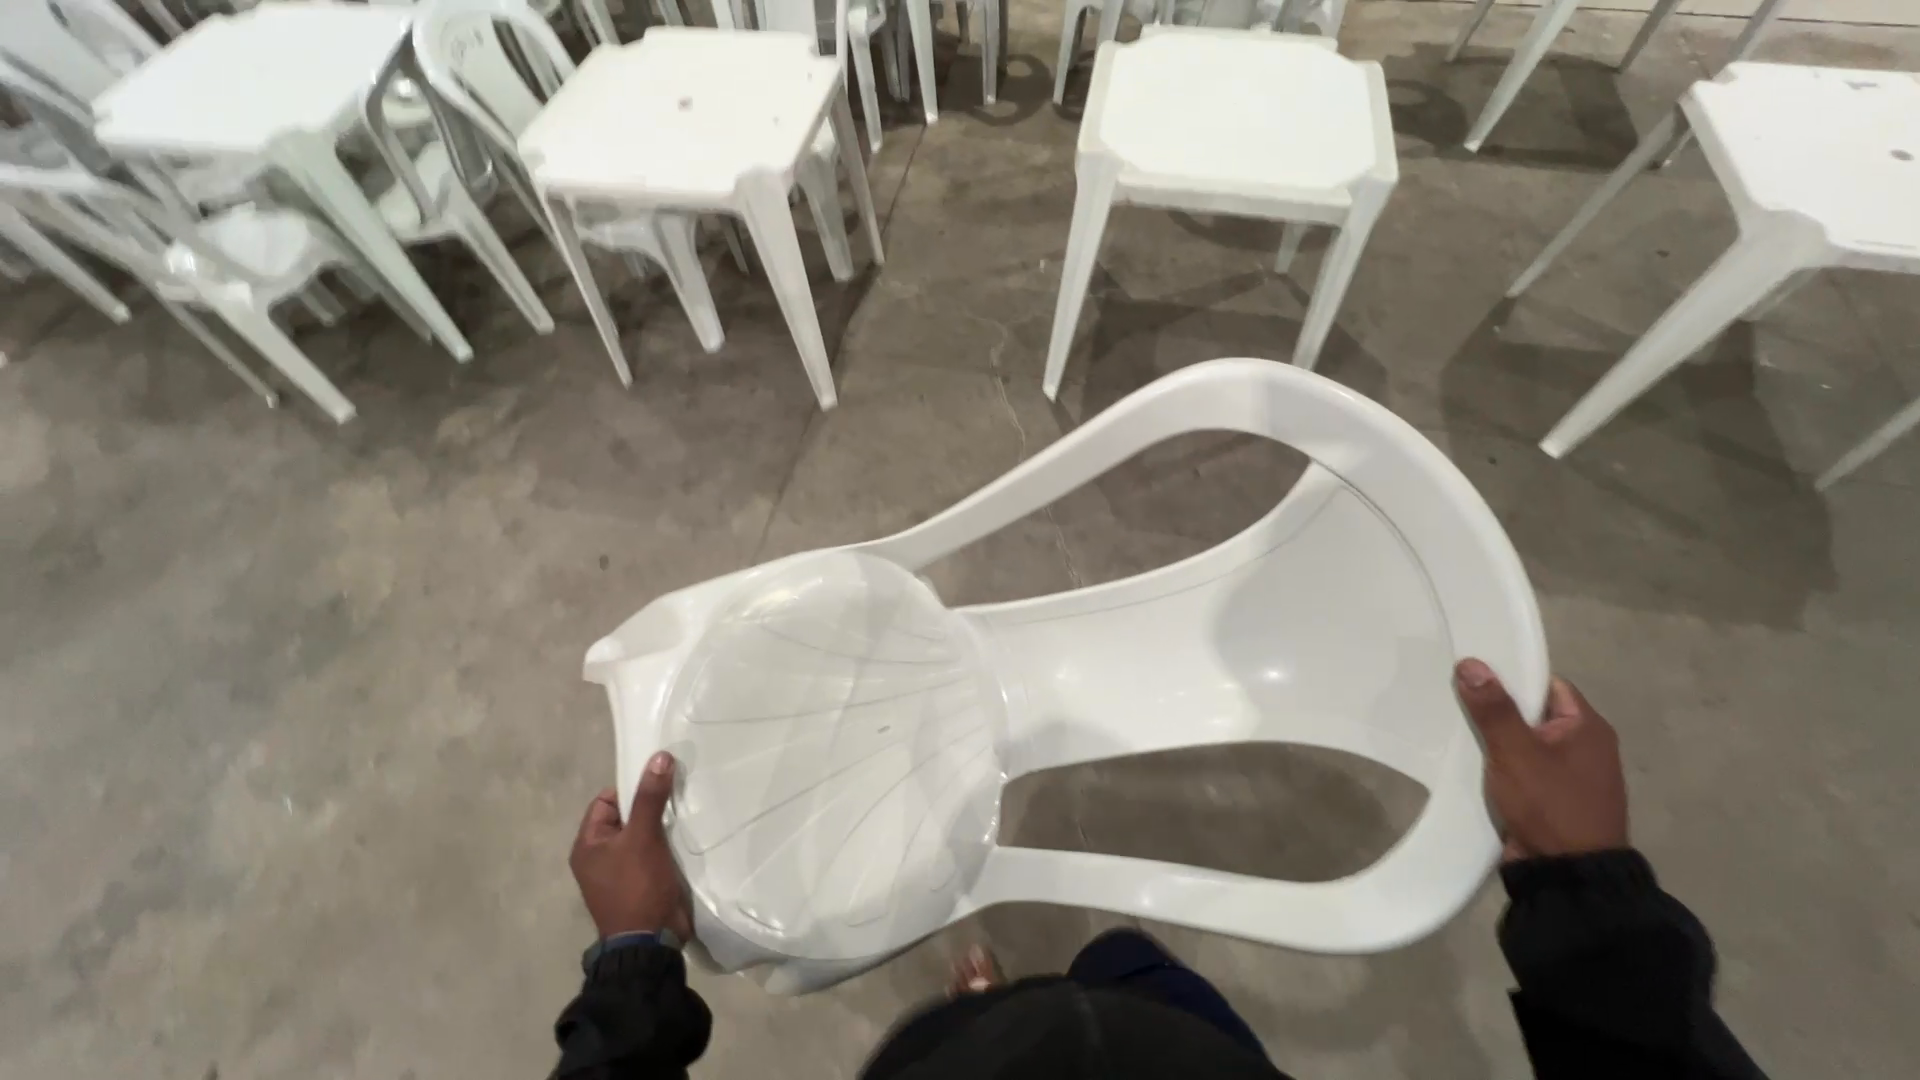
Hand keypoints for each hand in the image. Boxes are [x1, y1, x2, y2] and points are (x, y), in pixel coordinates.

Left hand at [569, 751, 692, 940]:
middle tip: (680, 789)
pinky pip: (657, 851)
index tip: (659, 780)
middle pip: (628, 816)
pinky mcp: (646, 880)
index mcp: (588, 845)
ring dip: (665, 822)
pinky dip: (671, 841)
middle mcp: (602, 856)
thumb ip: (650, 797)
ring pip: (645, 833)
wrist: (651, 940)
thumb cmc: (636, 886)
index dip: (631, 788)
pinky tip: (691, 831)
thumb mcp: (642, 837)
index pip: (607, 801)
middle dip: (652, 803)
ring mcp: (624, 870)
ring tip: (689, 806)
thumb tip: (660, 756)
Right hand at [1454, 659, 1629, 861]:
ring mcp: (1570, 774)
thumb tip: (1472, 663)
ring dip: (1494, 737)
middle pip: (1532, 711)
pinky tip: (1471, 761)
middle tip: (1456, 700)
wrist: (1568, 875)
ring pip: (1524, 740)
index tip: (1472, 676)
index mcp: (1588, 727)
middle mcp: (1585, 746)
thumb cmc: (1550, 805)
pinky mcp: (1552, 796)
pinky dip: (1499, 761)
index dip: (1511, 676)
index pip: (1546, 684)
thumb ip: (1494, 709)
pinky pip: (1522, 765)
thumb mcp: (1516, 752)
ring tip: (1456, 728)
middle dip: (1495, 707)